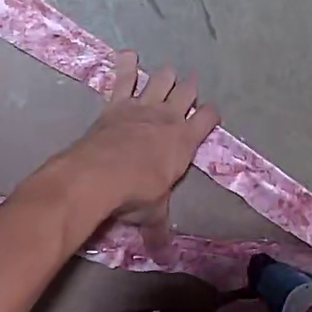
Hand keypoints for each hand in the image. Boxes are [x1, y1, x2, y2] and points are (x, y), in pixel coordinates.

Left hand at [51, 51, 219, 252]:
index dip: (210, 115)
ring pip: (160, 81)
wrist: (100, 175)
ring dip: (166, 76)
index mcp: (184, 142)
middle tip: (192, 84)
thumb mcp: (153, 214)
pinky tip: (127, 53)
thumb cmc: (135, 195)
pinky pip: (123, 77)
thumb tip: (165, 258)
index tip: (211, 113)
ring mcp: (142, 107)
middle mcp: (168, 119)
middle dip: (190, 89)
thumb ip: (160, 231)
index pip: (207, 120)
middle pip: (186, 94)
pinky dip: (126, 64)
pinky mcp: (117, 104)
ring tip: (169, 71)